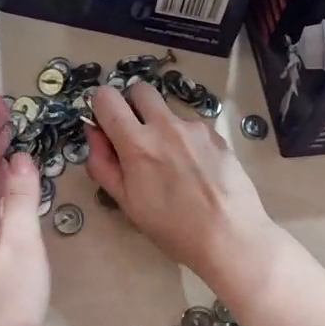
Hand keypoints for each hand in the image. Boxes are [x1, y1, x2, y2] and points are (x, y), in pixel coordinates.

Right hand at [85, 84, 282, 290]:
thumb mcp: (126, 203)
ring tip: (172, 163)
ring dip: (161, 125)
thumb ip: (103, 163)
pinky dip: (186, 139)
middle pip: (140, 90)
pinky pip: (192, 126)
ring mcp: (194, 127)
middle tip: (136, 136)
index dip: (101, 107)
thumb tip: (94, 132)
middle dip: (132, 105)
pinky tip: (196, 169)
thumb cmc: (171, 227)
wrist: (229, 236)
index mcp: (137, 143)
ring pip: (168, 110)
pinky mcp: (217, 134)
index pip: (106, 97)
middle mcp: (165, 125)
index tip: (107, 126)